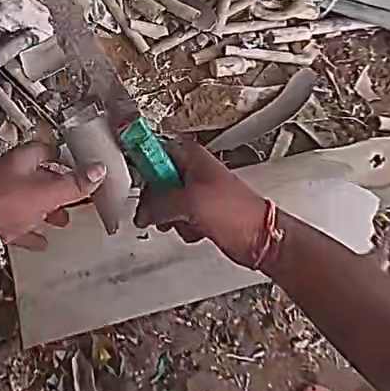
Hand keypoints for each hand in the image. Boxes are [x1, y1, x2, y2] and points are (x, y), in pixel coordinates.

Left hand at [0, 142, 104, 251]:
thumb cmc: (0, 205)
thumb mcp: (46, 193)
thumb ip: (73, 184)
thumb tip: (97, 170)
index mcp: (20, 161)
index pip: (47, 151)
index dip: (66, 159)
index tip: (83, 169)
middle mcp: (9, 176)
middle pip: (40, 177)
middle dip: (59, 188)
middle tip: (77, 195)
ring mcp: (1, 198)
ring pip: (30, 201)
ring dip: (47, 210)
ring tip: (63, 219)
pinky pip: (19, 224)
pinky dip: (32, 231)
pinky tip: (41, 240)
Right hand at [134, 139, 268, 262]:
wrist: (263, 241)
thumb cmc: (238, 213)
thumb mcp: (189, 202)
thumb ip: (158, 204)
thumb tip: (141, 212)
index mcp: (190, 155)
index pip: (151, 149)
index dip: (138, 163)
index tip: (127, 175)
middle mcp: (191, 169)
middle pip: (154, 179)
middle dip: (154, 200)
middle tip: (156, 210)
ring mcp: (194, 190)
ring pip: (163, 200)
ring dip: (167, 216)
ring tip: (179, 222)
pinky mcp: (198, 210)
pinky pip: (174, 215)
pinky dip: (179, 225)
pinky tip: (192, 230)